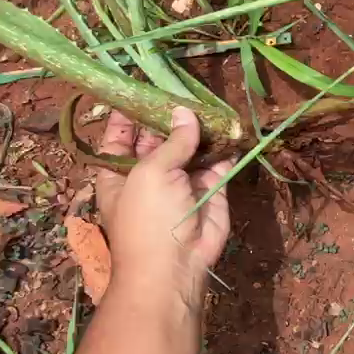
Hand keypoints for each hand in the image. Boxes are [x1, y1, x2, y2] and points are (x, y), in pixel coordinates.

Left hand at [93, 107, 232, 307]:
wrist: (175, 265)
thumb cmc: (147, 217)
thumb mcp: (150, 172)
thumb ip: (172, 141)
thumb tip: (185, 111)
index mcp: (119, 172)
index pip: (120, 136)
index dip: (130, 114)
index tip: (144, 88)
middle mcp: (150, 174)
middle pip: (161, 138)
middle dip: (174, 117)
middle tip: (189, 89)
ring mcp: (182, 182)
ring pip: (193, 148)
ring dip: (203, 129)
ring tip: (216, 102)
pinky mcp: (211, 190)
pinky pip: (220, 163)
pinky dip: (227, 148)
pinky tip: (234, 127)